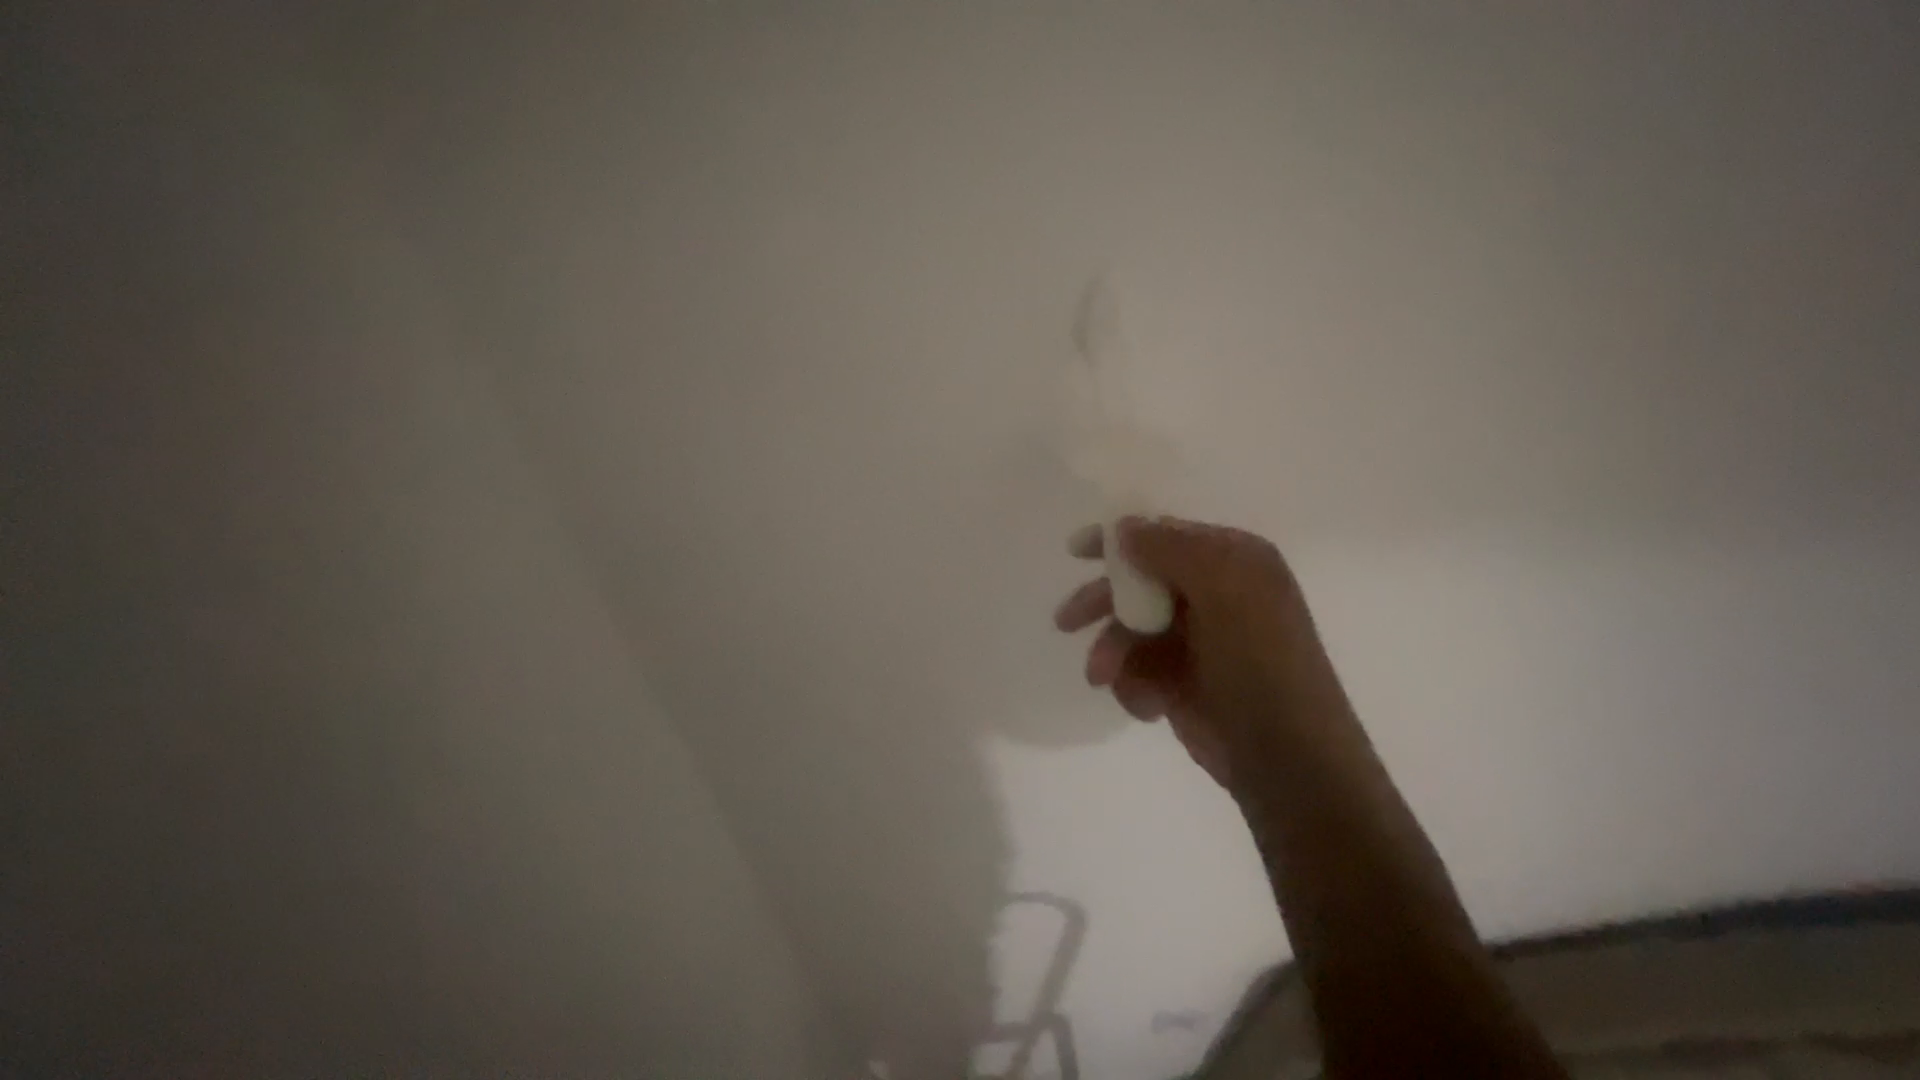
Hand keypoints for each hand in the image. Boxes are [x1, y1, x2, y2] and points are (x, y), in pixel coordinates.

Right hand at [1052, 515, 1331, 790]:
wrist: (1286, 758)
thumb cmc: (1260, 664)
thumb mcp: (1224, 591)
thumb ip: (1170, 550)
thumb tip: (1123, 527)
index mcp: (1234, 562)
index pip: (1166, 536)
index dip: (1119, 540)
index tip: (1076, 550)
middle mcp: (1216, 595)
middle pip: (1141, 584)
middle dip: (1104, 604)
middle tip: (1067, 622)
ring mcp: (1197, 642)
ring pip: (1131, 631)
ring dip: (1114, 653)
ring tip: (1103, 678)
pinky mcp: (1180, 683)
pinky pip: (1137, 670)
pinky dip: (1133, 685)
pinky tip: (1148, 707)